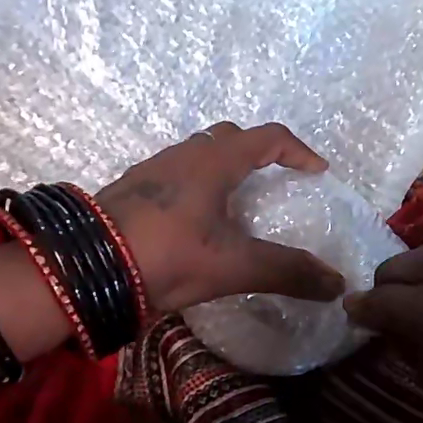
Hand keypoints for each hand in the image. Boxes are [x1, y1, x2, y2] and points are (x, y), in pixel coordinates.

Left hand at [98, 122, 346, 313]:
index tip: (316, 172)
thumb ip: (287, 272)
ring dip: (222, 169)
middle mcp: (182, 156)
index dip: (298, 151)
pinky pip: (173, 176)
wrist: (86, 268)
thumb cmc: (168, 255)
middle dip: (258, 153)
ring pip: (196, 156)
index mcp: (214, 162)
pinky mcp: (130, 192)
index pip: (268, 137)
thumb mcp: (234, 266)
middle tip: (274, 181)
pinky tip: (194, 222)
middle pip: (229, 138)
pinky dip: (195, 187)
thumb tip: (336, 284)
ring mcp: (151, 172)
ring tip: (235, 204)